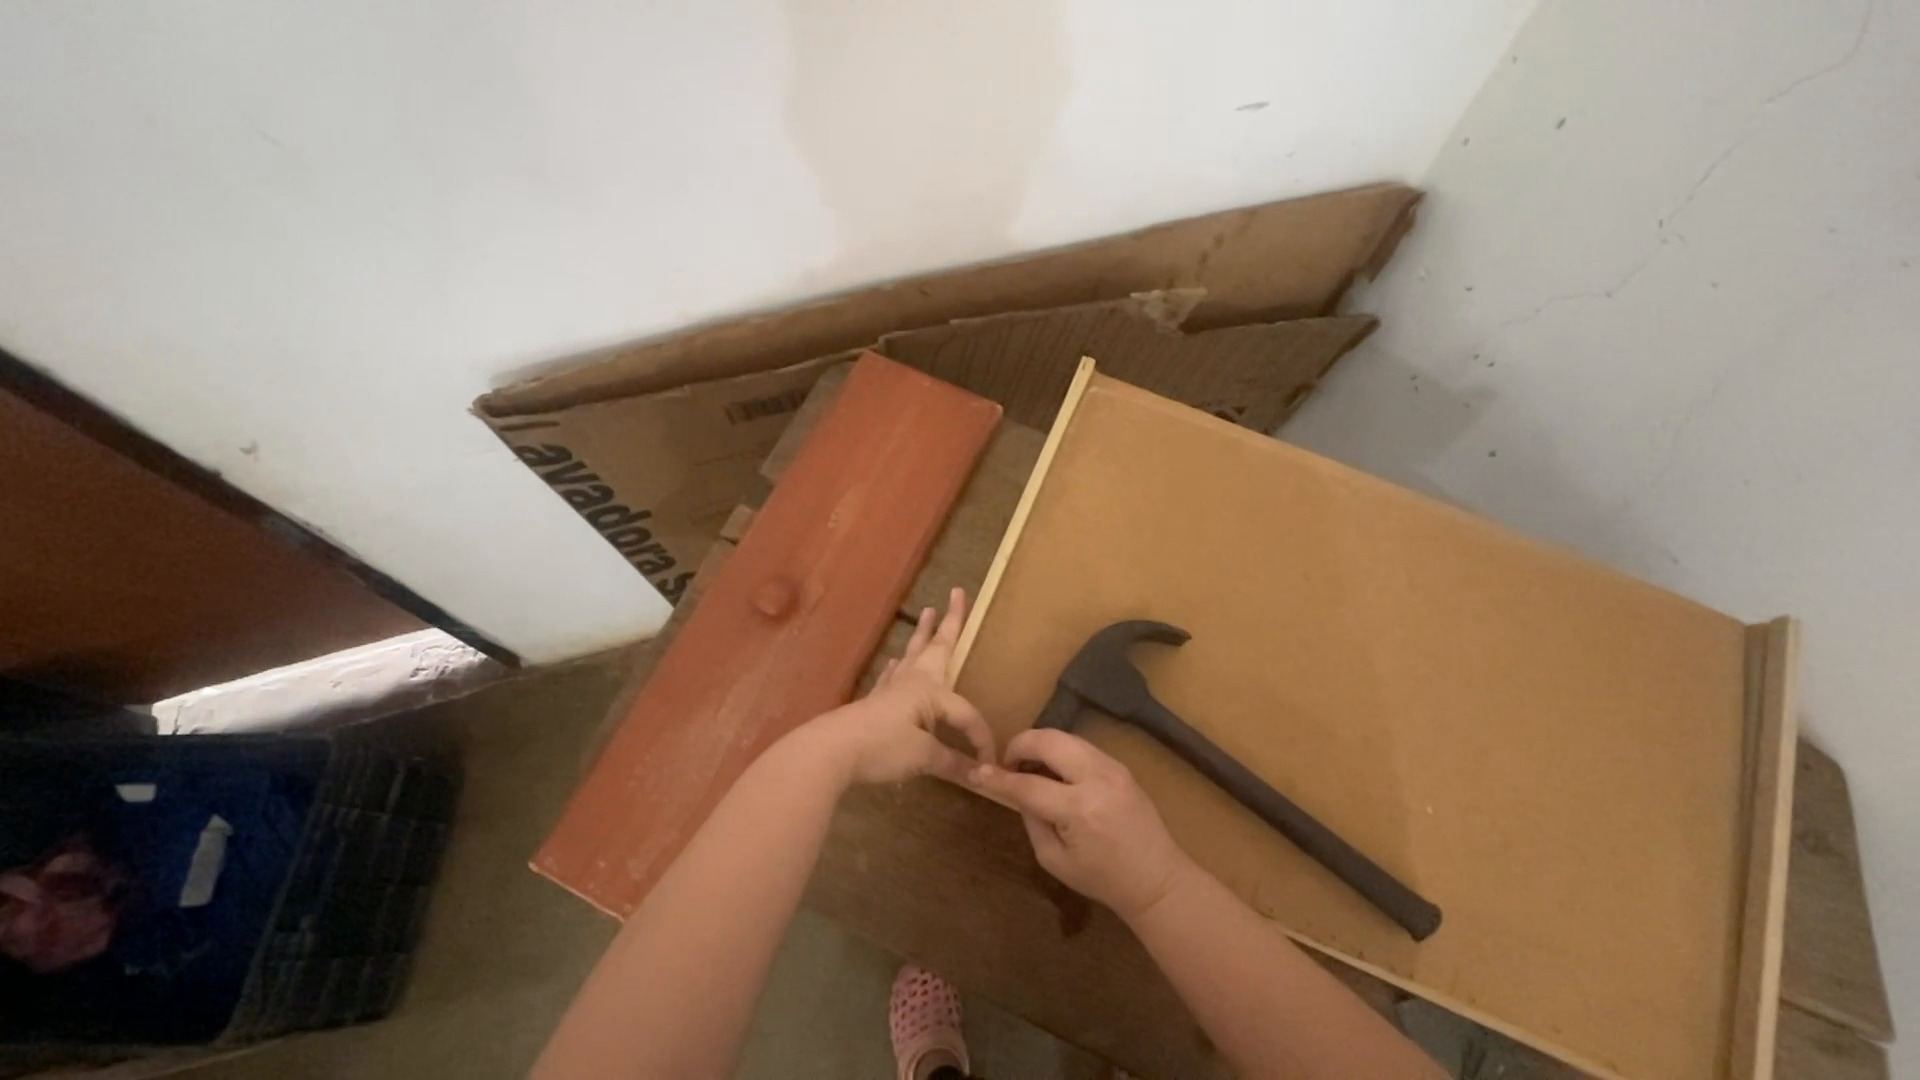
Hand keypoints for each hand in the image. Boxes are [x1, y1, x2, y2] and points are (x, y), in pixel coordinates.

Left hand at [806, 588, 993, 786]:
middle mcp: (912, 681)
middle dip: (951, 622)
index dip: (980, 738)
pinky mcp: (875, 701)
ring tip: (927, 611)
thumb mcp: (923, 757)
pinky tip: (895, 661)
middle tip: (958, 593)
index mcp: (930, 691)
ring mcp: (891, 688)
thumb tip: (981, 776)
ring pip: (912, 654)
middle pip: (936, 646)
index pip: (966, 713)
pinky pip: (893, 675)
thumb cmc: (882, 746)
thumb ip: (953, 763)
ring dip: (922, 634)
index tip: (989, 764)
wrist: (832, 750)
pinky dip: (898, 665)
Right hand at [968, 729, 1193, 920]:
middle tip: (1008, 763)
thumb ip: (1032, 820)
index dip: (999, 778)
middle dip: (1021, 744)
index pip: (1028, 784)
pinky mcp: (1120, 766)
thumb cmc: (1102, 879)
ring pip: (1065, 737)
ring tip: (1029, 766)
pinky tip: (1054, 771)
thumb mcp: (1054, 860)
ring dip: (1041, 745)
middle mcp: (1097, 779)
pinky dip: (1061, 751)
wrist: (1156, 879)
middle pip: (1049, 740)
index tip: (978, 772)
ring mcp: (1113, 767)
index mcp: (1079, 809)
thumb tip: (1016, 791)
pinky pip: (1082, 746)